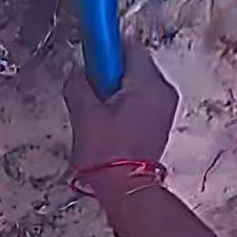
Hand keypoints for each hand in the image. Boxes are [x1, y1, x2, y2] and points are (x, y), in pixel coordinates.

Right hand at [63, 41, 178, 190]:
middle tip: (86, 89)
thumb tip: (73, 69)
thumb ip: (78, 86)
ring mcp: (164, 107)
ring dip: (114, 88)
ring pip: (136, 83)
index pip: (129, 48)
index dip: (106, 47)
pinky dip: (122, 102)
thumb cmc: (106, 152)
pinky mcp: (158, 122)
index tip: (87, 53)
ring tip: (94, 110)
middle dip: (109, 72)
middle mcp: (162, 90)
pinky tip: (106, 120)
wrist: (125, 189)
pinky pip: (140, 100)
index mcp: (147, 84)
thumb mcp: (85, 117)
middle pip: (134, 65)